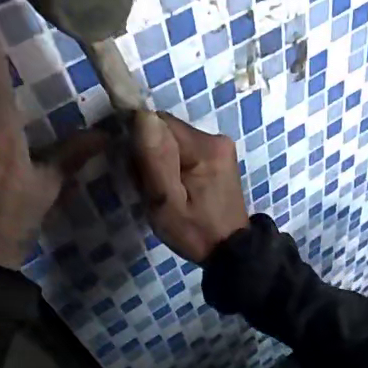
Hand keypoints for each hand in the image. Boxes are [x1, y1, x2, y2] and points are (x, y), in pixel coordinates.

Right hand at [131, 111, 249, 263]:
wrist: (230, 251)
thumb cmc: (194, 231)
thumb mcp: (166, 203)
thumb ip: (154, 160)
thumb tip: (142, 116)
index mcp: (204, 147)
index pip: (159, 123)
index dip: (141, 142)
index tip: (138, 171)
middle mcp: (216, 138)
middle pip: (167, 130)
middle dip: (150, 153)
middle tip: (149, 186)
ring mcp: (220, 147)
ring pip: (174, 141)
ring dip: (161, 160)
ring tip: (163, 190)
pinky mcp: (219, 157)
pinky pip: (185, 150)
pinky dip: (174, 164)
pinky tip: (176, 187)